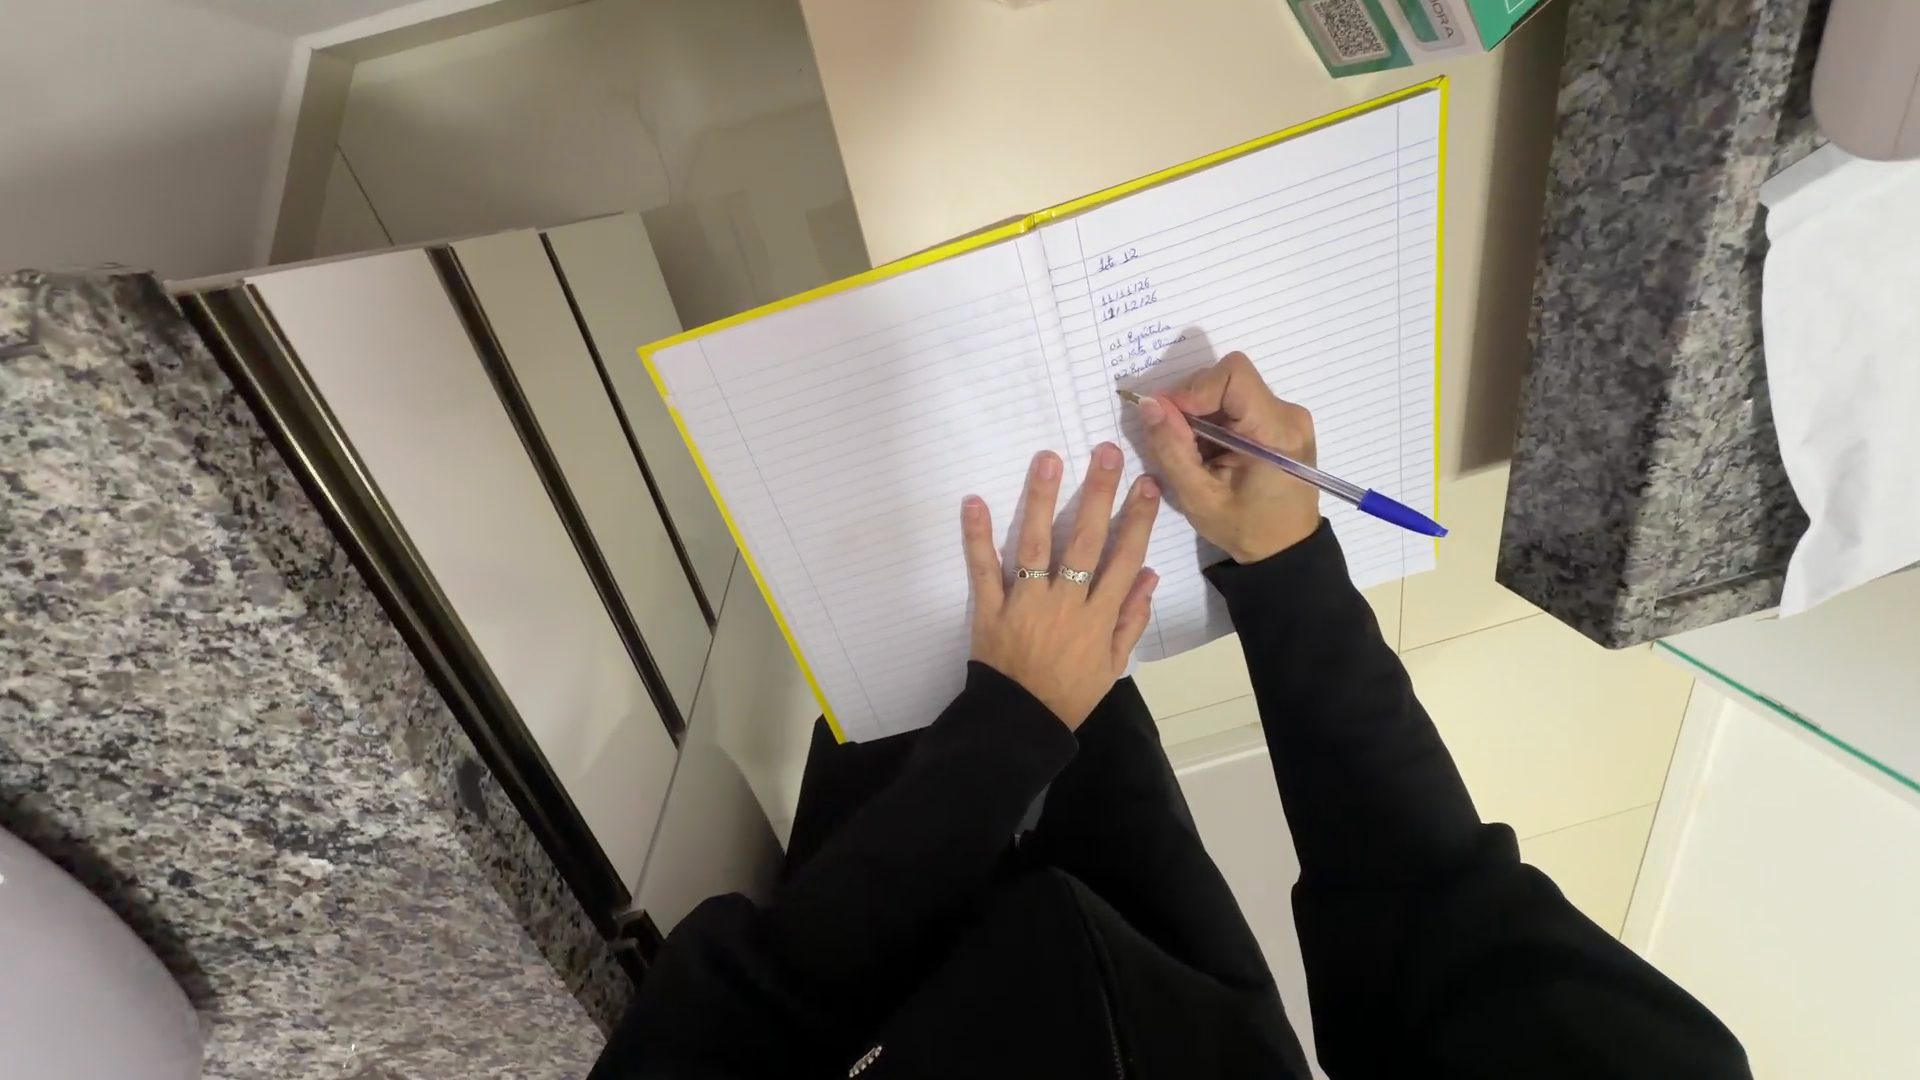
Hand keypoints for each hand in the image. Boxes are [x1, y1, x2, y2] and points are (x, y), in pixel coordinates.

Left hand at [961, 443, 1160, 728]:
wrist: (1020, 723)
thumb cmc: (1069, 694)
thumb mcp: (1113, 665)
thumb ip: (1132, 619)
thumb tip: (1151, 574)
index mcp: (1099, 616)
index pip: (1124, 559)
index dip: (1138, 519)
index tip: (1147, 483)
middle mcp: (1066, 602)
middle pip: (1085, 541)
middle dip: (1098, 494)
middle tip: (1105, 452)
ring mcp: (1026, 602)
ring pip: (1036, 545)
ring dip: (1042, 500)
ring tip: (1048, 459)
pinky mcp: (991, 608)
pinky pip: (984, 569)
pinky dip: (977, 537)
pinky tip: (973, 501)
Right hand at [1137, 351, 1320, 563]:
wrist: (1285, 548)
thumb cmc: (1243, 528)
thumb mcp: (1197, 496)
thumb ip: (1171, 447)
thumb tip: (1149, 404)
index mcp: (1274, 431)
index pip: (1233, 374)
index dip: (1194, 389)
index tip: (1171, 419)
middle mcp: (1288, 414)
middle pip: (1228, 379)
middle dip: (1193, 404)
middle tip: (1178, 442)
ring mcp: (1288, 416)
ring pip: (1230, 390)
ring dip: (1202, 415)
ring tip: (1196, 453)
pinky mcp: (1281, 421)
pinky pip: (1238, 404)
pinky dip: (1215, 421)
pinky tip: (1212, 452)